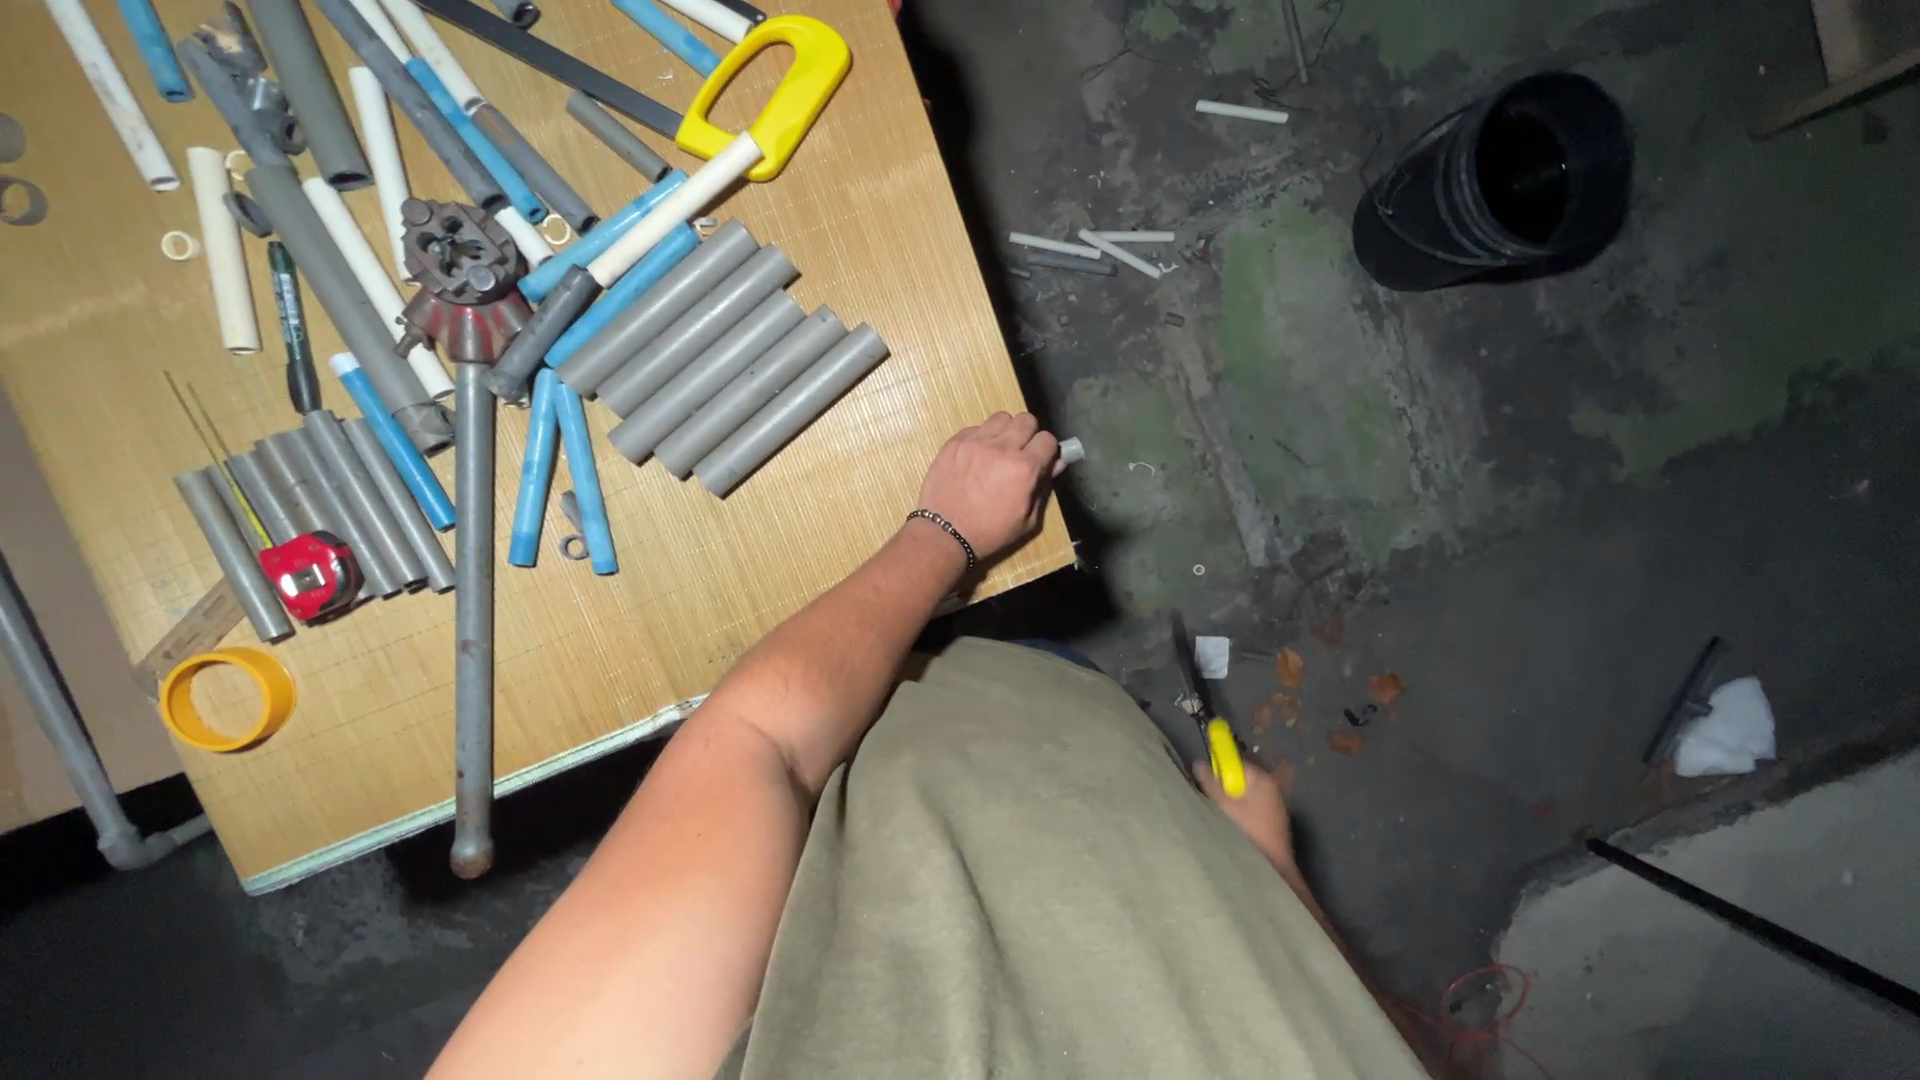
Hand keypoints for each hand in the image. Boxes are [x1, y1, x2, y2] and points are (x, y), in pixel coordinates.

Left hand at [915, 412, 1061, 561]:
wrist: (945, 534)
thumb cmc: (990, 532)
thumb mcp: (1027, 519)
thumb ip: (1044, 487)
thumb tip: (1057, 463)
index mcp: (1024, 468)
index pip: (1048, 439)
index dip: (1047, 451)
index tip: (1040, 460)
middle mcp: (1002, 447)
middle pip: (1026, 420)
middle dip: (1029, 435)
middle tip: (1020, 453)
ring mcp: (976, 441)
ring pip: (1001, 418)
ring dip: (1005, 431)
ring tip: (998, 450)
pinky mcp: (955, 442)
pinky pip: (976, 427)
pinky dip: (982, 438)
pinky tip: (976, 457)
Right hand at [1192, 759, 1295, 871]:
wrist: (1274, 862)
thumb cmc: (1249, 830)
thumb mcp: (1225, 806)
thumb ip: (1211, 783)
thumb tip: (1198, 763)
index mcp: (1261, 779)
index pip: (1236, 762)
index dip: (1221, 769)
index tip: (1210, 781)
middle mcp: (1271, 784)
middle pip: (1242, 775)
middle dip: (1227, 783)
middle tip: (1215, 796)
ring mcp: (1275, 798)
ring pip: (1248, 788)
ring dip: (1235, 795)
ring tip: (1224, 809)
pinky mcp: (1275, 812)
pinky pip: (1255, 799)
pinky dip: (1244, 804)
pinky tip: (1236, 819)